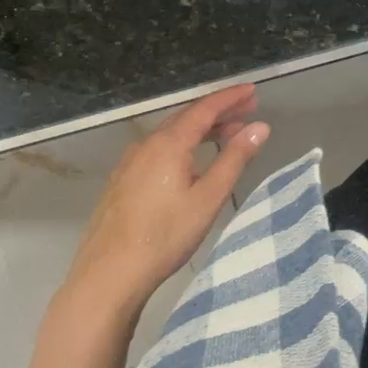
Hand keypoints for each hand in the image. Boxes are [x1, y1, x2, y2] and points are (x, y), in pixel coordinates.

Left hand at [60, 85, 269, 313]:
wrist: (107, 277)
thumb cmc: (165, 236)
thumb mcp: (209, 197)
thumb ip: (235, 158)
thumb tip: (260, 126)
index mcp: (168, 145)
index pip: (204, 109)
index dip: (230, 97)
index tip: (253, 91)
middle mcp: (146, 146)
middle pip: (186, 118)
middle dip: (218, 111)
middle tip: (248, 110)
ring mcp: (129, 164)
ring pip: (171, 135)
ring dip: (201, 130)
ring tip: (227, 136)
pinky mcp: (121, 182)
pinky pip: (158, 150)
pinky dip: (183, 145)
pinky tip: (192, 162)